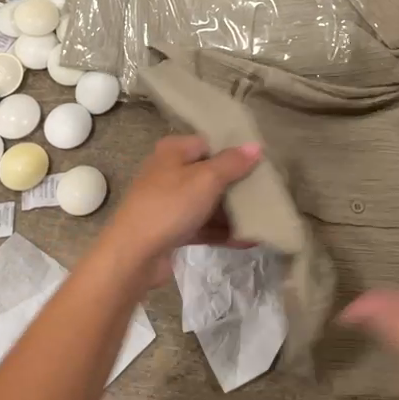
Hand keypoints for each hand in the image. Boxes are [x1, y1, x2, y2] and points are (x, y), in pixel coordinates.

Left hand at [92, 135, 262, 287]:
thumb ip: (232, 163)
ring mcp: (169, 202)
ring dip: (232, 212)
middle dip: (237, 185)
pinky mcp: (171, 229)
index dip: (234, 152)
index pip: (210, 143)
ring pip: (207, 202)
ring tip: (263, 217)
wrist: (133, 256)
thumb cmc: (169, 206)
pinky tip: (248, 239)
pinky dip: (222, 231)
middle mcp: (169, 172)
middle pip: (210, 174)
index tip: (260, 163)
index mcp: (173, 151)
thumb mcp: (206, 179)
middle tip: (265, 191)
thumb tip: (255, 146)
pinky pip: (202, 225)